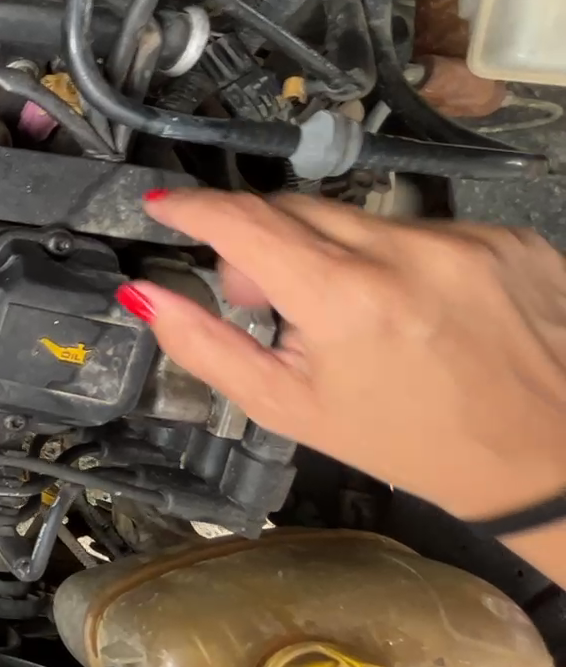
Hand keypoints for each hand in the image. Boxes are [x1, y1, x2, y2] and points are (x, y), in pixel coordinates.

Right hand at [119, 189, 565, 521]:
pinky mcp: (512, 241)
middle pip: (291, 210)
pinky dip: (382, 254)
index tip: (162, 204)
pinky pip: (411, 227)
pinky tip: (401, 302)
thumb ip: (200, 344)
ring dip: (319, 248)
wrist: (558, 462)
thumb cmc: (401, 438)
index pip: (244, 222)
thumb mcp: (281, 404)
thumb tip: (141, 293)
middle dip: (254, 241)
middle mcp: (409, 252)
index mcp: (344, 297)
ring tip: (336, 306)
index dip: (191, 207)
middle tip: (256, 296)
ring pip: (349, 217)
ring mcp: (468, 241)